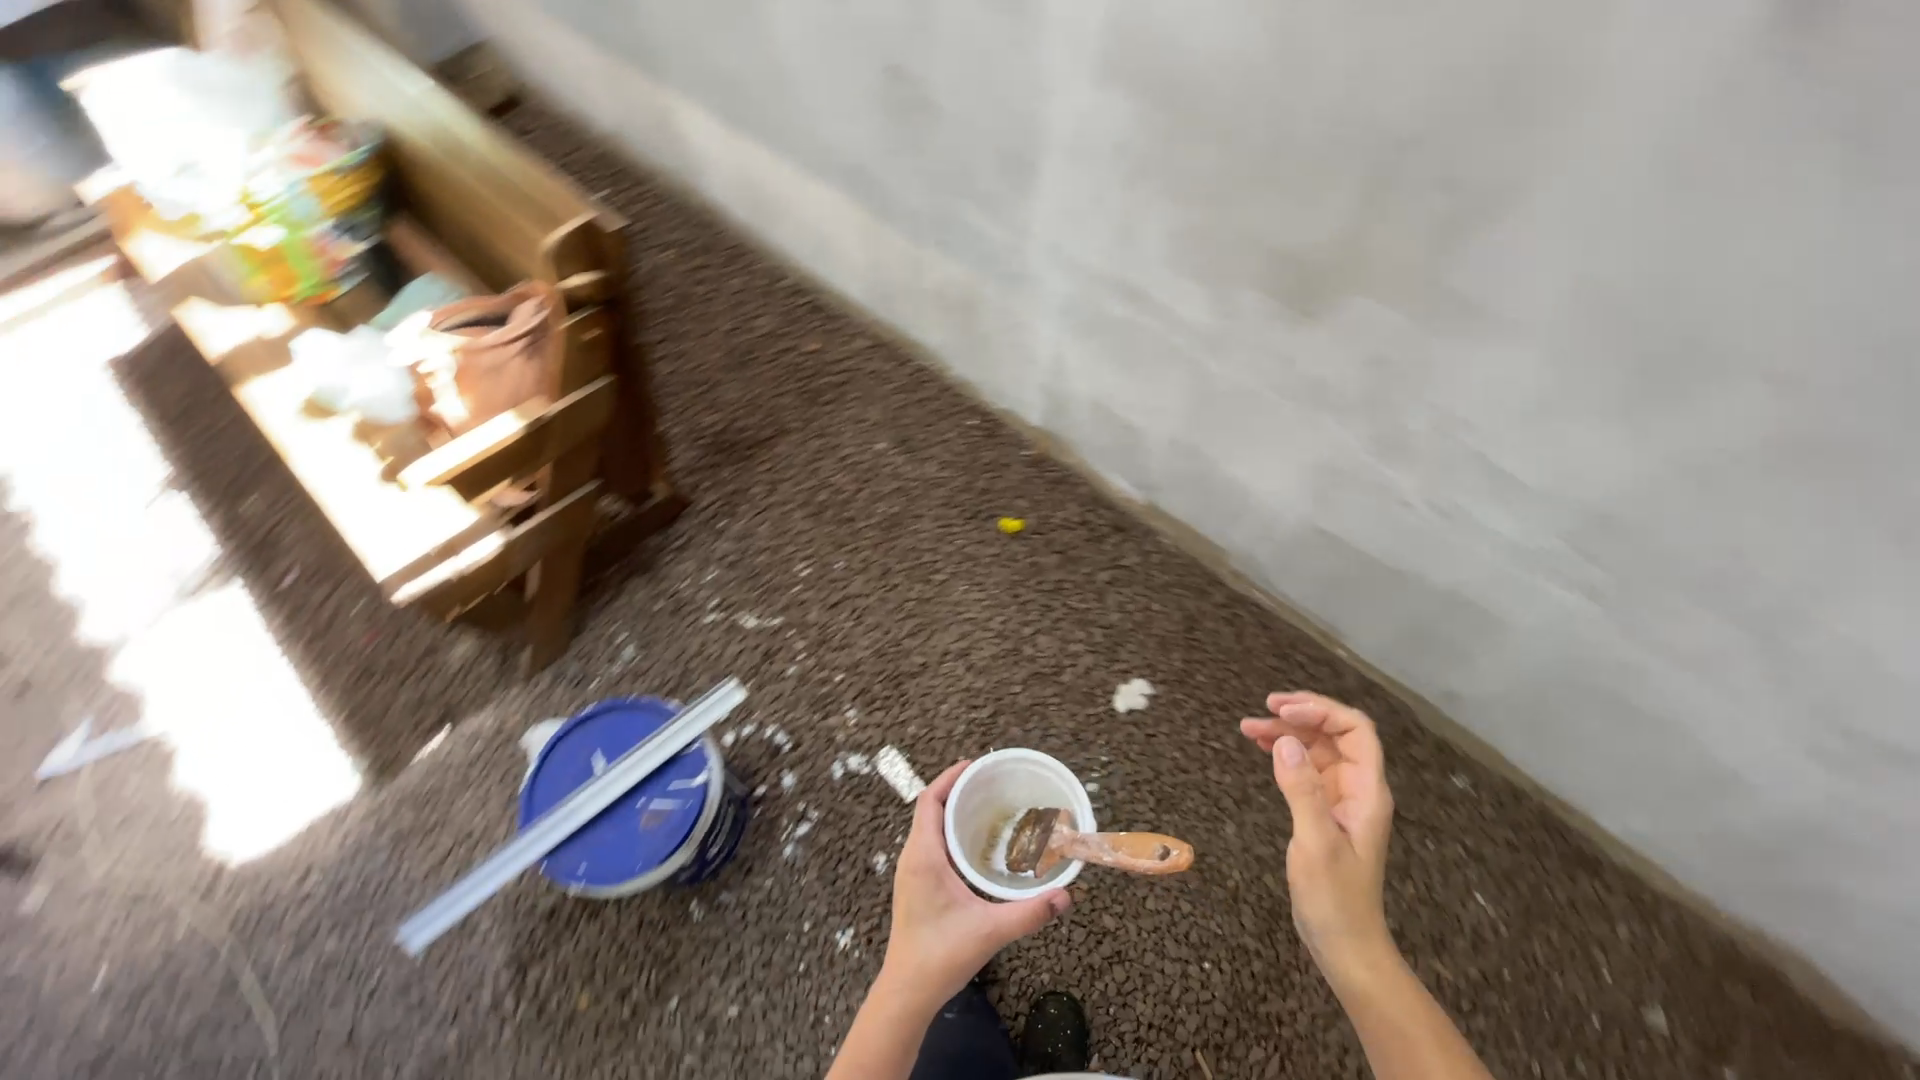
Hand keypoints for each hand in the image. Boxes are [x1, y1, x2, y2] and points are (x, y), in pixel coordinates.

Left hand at [879, 760, 1071, 1008]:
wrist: (907, 992)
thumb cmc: (939, 956)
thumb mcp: (989, 931)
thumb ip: (1029, 913)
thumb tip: (1065, 896)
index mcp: (923, 856)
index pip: (929, 801)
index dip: (950, 777)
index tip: (976, 764)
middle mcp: (913, 857)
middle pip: (930, 809)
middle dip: (958, 790)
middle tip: (991, 782)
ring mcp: (912, 872)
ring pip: (930, 827)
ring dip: (953, 811)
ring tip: (987, 805)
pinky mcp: (916, 885)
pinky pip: (932, 844)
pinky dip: (951, 833)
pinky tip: (977, 845)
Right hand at [1241, 691, 1395, 980]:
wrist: (1344, 943)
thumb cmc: (1335, 898)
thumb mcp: (1316, 843)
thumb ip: (1302, 791)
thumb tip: (1284, 741)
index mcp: (1367, 791)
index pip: (1355, 731)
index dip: (1321, 712)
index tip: (1281, 710)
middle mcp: (1357, 788)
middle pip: (1335, 734)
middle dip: (1301, 715)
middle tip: (1262, 708)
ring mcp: (1341, 799)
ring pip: (1318, 749)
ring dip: (1287, 732)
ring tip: (1248, 727)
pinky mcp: (1324, 812)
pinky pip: (1307, 770)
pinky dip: (1285, 754)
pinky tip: (1261, 748)